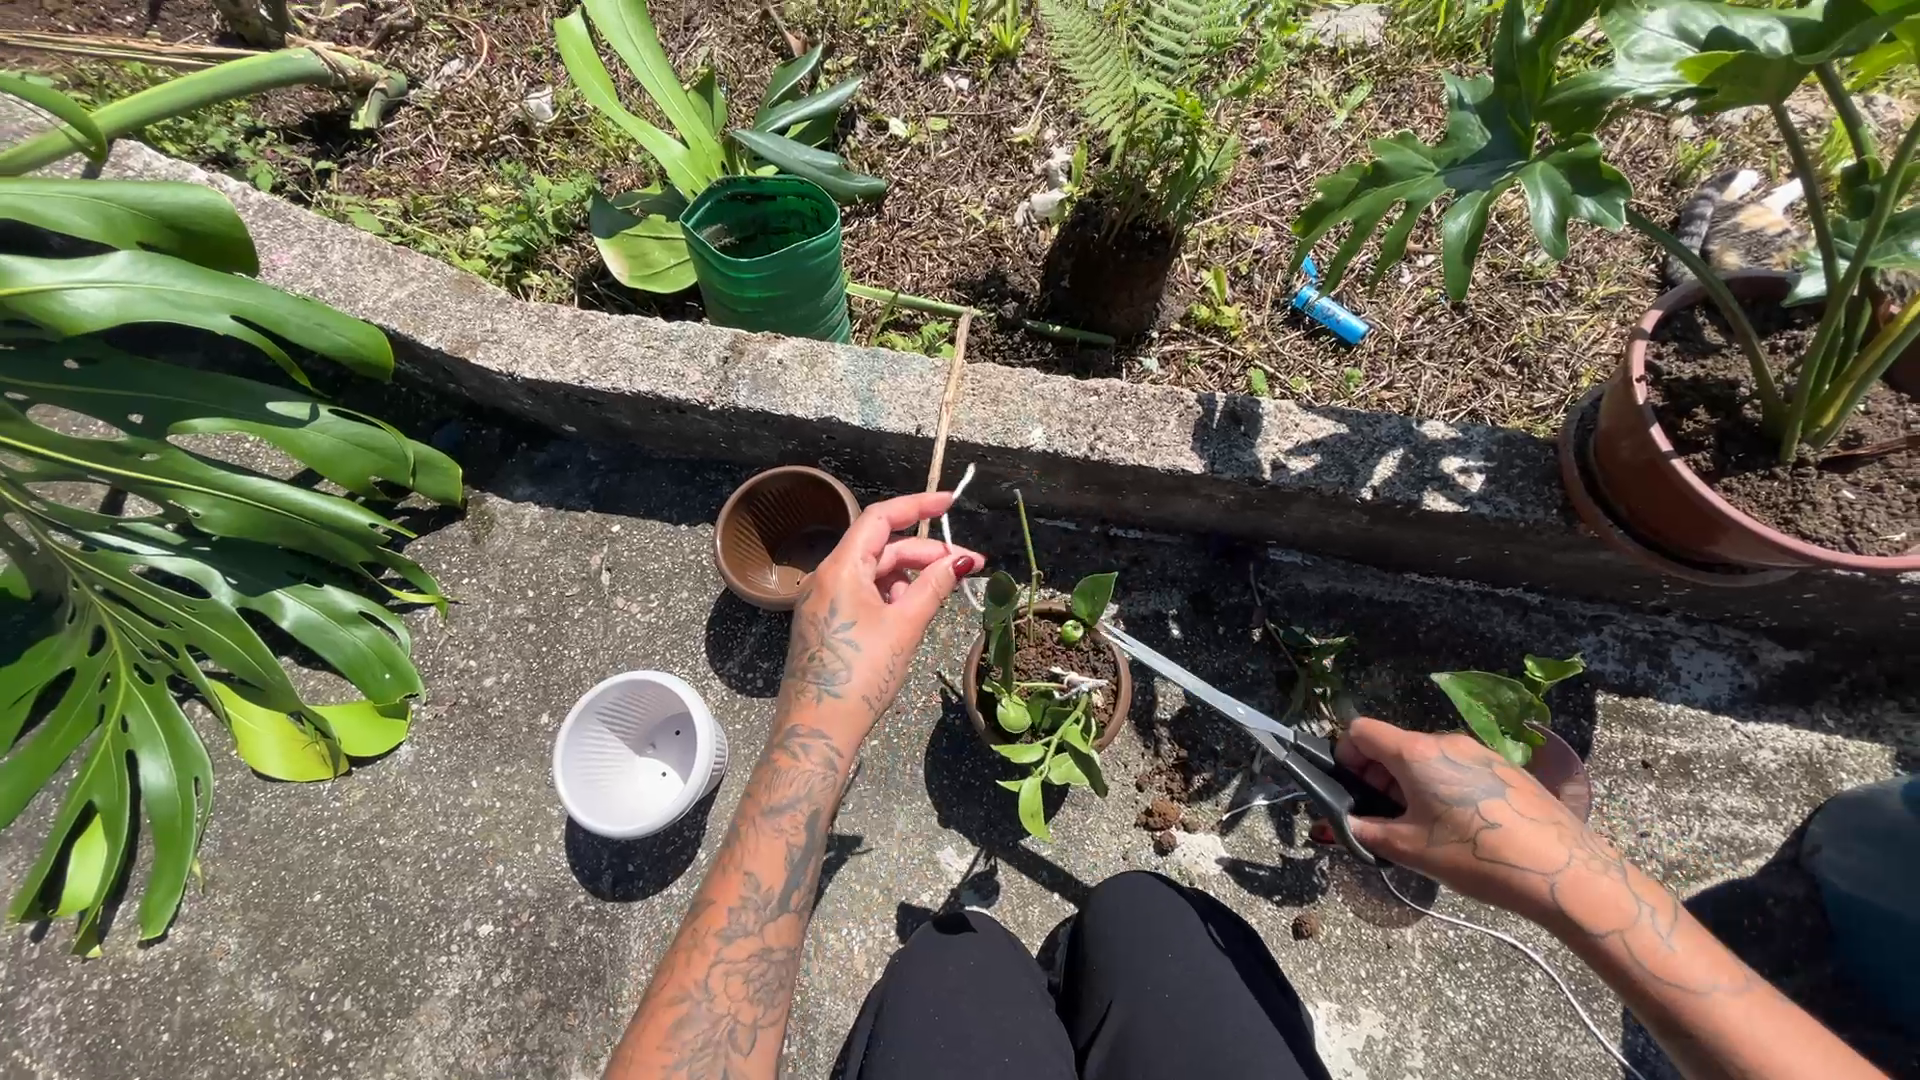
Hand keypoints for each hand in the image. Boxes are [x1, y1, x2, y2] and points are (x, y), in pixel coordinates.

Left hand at [779, 492, 983, 744]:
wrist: (818, 728)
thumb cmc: (862, 674)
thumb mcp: (905, 626)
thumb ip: (934, 586)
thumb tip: (961, 558)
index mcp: (840, 568)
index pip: (881, 518)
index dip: (918, 505)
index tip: (951, 502)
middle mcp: (826, 577)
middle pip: (881, 547)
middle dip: (924, 552)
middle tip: (965, 566)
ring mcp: (823, 601)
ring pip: (873, 572)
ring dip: (909, 576)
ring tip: (937, 598)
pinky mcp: (825, 622)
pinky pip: (862, 594)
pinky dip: (890, 596)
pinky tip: (910, 615)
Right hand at [1328, 717, 1620, 928]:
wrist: (1567, 874)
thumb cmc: (1476, 856)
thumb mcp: (1409, 849)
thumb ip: (1365, 831)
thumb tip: (1346, 823)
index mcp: (1416, 752)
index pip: (1360, 731)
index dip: (1345, 756)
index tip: (1351, 789)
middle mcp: (1446, 742)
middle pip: (1394, 744)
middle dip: (1376, 774)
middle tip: (1382, 814)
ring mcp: (1480, 753)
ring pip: (1427, 757)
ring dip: (1409, 782)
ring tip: (1421, 824)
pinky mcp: (1507, 770)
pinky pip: (1457, 767)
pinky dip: (1442, 787)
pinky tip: (1460, 826)